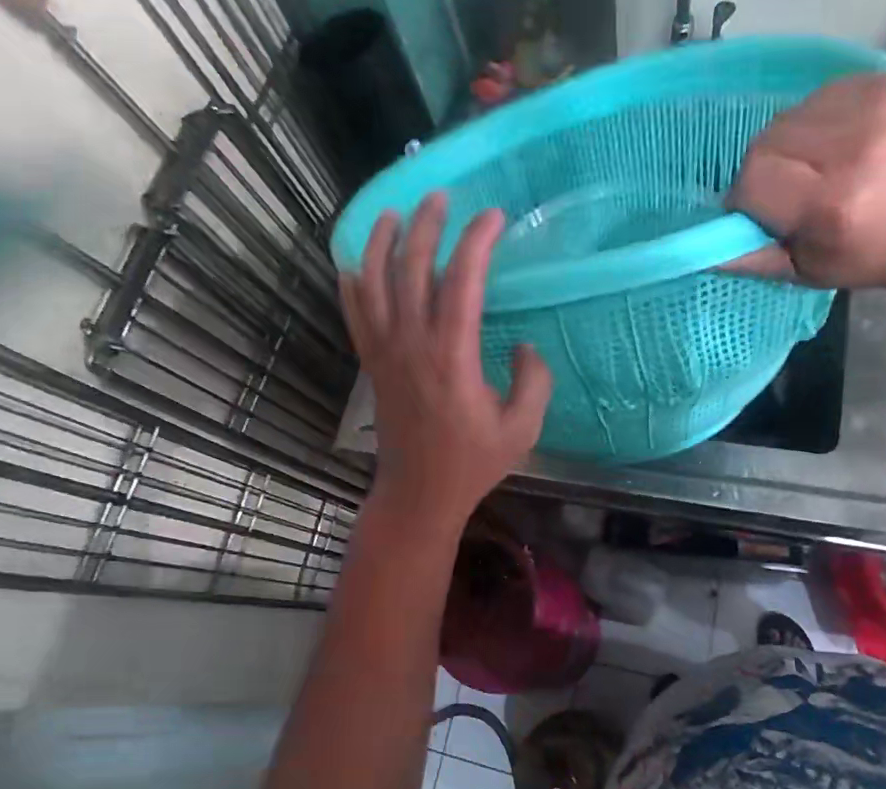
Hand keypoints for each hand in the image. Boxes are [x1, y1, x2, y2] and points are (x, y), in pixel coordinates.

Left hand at [341, 193, 552, 525]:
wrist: (419, 493)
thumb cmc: (472, 464)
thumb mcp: (522, 429)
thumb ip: (533, 382)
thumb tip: (524, 347)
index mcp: (453, 357)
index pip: (462, 281)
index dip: (476, 241)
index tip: (494, 218)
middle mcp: (412, 345)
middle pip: (411, 268)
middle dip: (427, 225)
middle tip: (442, 197)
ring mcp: (386, 354)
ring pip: (374, 283)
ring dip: (382, 242)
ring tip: (394, 213)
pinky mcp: (373, 366)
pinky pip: (355, 315)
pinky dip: (352, 283)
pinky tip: (355, 262)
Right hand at [727, 73, 885, 288]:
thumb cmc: (866, 256)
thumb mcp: (805, 273)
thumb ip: (753, 258)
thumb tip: (702, 251)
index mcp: (834, 203)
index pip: (753, 180)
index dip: (747, 200)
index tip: (763, 215)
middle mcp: (855, 148)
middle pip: (765, 145)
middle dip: (765, 173)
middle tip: (790, 194)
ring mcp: (874, 107)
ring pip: (787, 119)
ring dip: (788, 146)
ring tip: (816, 169)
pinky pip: (817, 99)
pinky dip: (813, 124)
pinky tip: (836, 145)